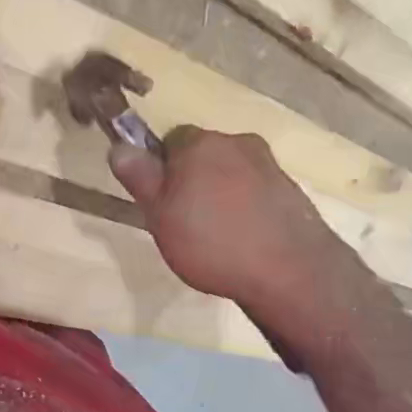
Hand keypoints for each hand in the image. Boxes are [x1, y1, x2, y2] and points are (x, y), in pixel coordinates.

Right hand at [110, 128, 363, 321]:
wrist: (290, 270)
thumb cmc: (213, 242)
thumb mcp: (161, 215)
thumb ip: (140, 178)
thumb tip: (119, 146)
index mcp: (201, 143)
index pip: (170, 141)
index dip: (162, 170)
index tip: (163, 203)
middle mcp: (238, 142)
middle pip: (204, 155)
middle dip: (194, 181)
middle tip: (187, 223)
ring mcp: (270, 166)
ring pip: (233, 174)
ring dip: (223, 196)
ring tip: (220, 239)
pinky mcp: (292, 191)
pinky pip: (257, 193)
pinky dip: (248, 210)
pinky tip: (247, 242)